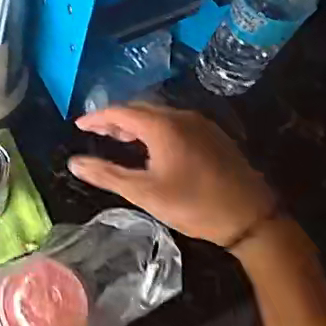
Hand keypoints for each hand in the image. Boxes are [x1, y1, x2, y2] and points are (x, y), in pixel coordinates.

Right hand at [68, 102, 278, 246]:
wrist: (251, 216)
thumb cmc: (194, 205)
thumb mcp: (145, 193)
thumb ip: (107, 175)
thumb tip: (74, 162)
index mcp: (163, 126)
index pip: (121, 112)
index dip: (97, 117)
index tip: (79, 125)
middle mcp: (182, 116)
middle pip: (140, 109)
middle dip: (115, 119)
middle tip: (96, 133)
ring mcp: (200, 124)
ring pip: (159, 116)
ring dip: (136, 125)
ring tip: (119, 140)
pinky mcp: (213, 136)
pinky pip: (175, 123)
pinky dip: (155, 129)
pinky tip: (151, 148)